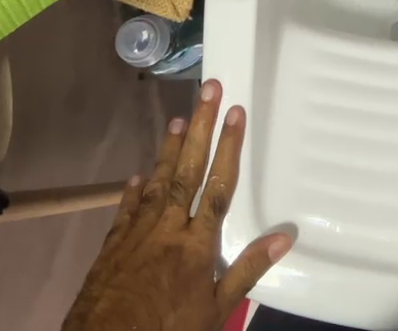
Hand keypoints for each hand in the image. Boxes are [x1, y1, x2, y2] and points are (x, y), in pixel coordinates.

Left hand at [66, 80, 292, 330]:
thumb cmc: (167, 330)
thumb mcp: (215, 310)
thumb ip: (247, 271)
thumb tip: (285, 236)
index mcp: (197, 244)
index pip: (218, 185)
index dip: (229, 147)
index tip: (236, 112)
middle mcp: (168, 228)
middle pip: (188, 169)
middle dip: (201, 127)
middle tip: (209, 89)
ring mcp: (137, 234)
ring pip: (158, 182)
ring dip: (169, 149)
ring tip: (179, 119)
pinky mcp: (112, 246)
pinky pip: (126, 210)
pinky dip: (133, 192)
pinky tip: (137, 177)